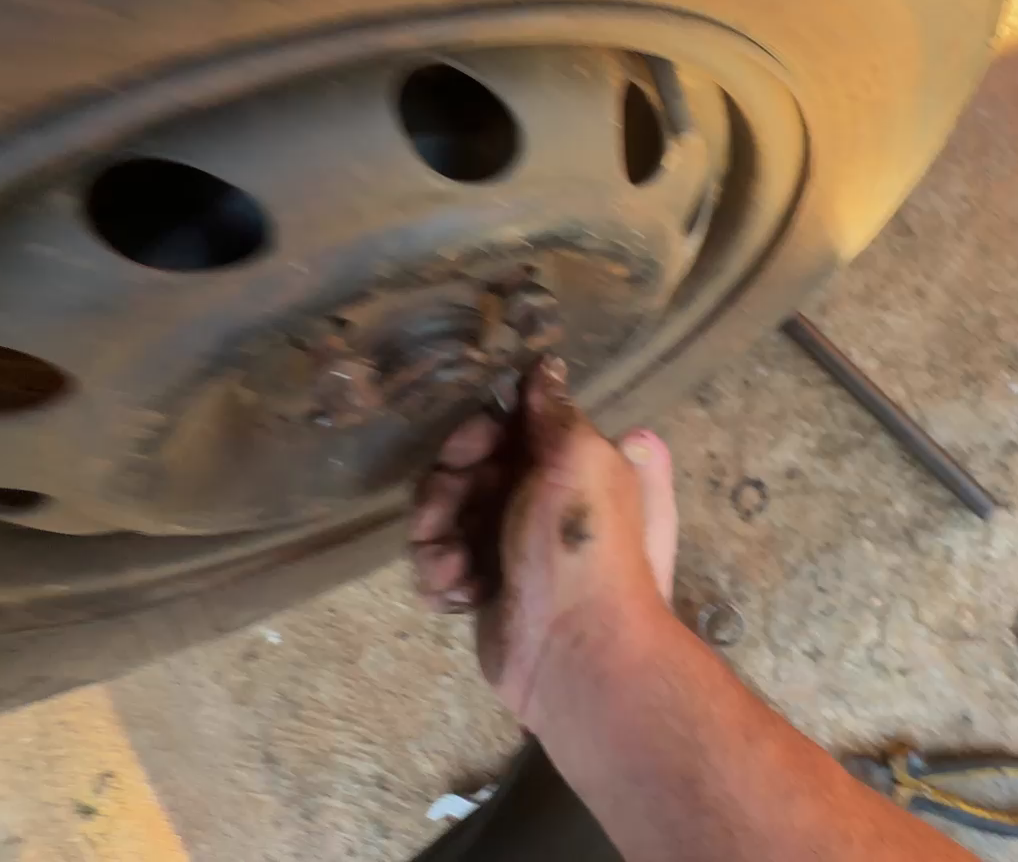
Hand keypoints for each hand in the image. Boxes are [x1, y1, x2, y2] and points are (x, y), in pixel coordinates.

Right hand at [409, 356, 678, 721]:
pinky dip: (442, 577)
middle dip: (445, 490)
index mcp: (567, 461)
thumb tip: (548, 364)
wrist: (577, 652)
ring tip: (455, 568)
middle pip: (463, 470)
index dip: (476, 434)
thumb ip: (557, 413)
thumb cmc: (581, 545)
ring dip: (436, 540)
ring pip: (442, 519)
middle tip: (443, 515)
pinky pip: (440, 564)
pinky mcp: (484, 586)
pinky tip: (461, 595)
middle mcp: (538, 496)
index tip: (470, 449)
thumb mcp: (579, 461)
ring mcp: (509, 543)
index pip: (504, 426)